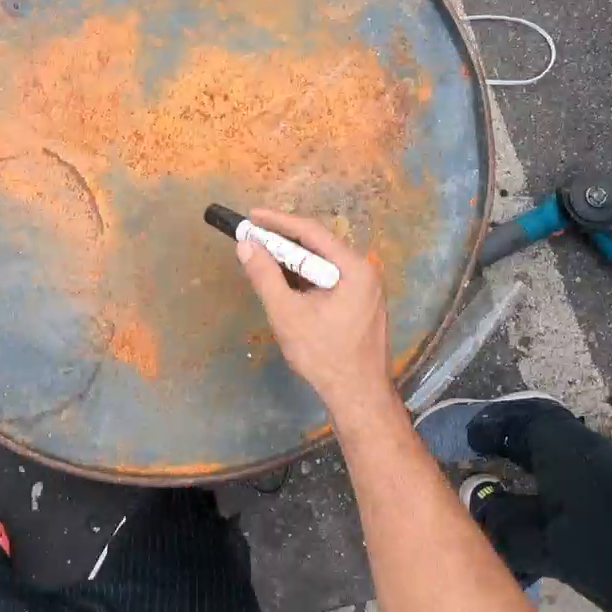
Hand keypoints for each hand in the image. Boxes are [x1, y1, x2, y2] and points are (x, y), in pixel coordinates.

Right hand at [235, 209, 393, 418]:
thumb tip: (246, 246)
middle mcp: (364, 273)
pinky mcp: (359, 305)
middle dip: (283, 242)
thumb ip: (265, 276)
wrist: (358, 395)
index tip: (252, 216)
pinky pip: (327, 280)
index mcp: (354, 268)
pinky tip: (283, 285)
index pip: (312, 233)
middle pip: (318, 247)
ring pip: (321, 265)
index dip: (279, 222)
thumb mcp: (287, 313)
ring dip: (292, 262)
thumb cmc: (323, 354)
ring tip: (262, 259)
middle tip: (253, 238)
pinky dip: (303, 278)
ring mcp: (365, 290)